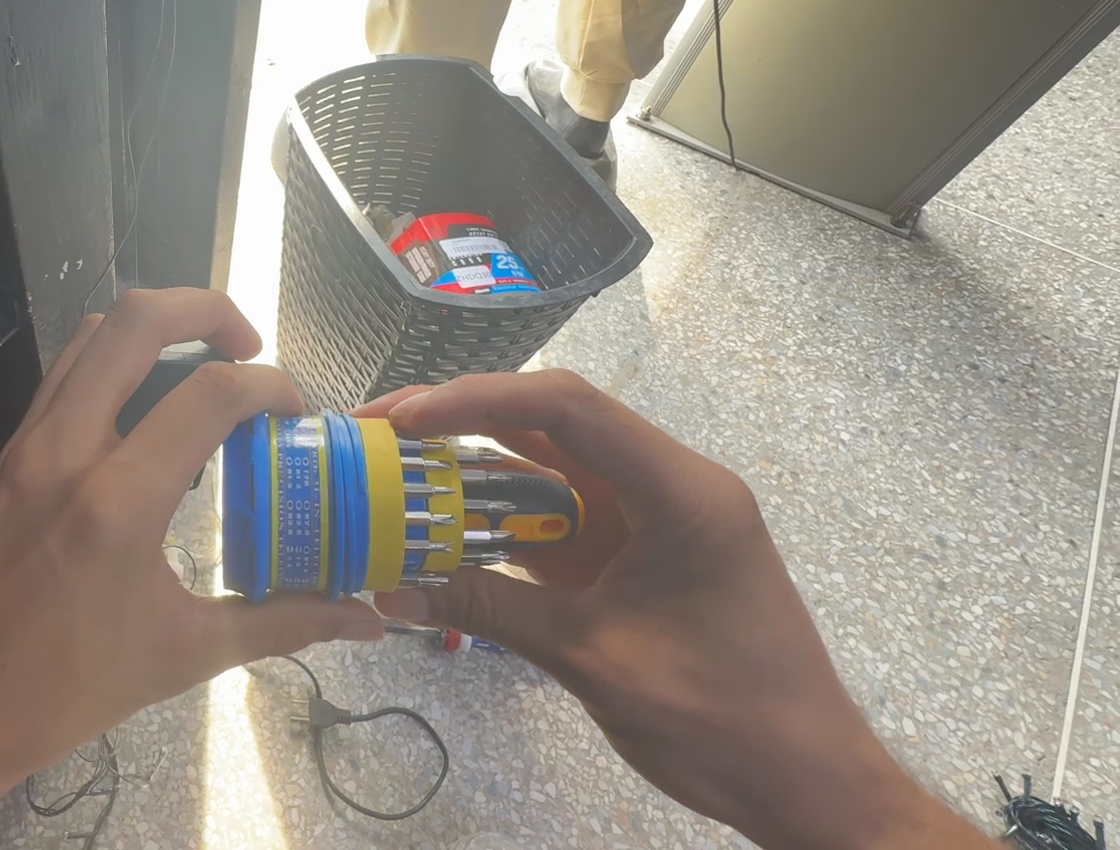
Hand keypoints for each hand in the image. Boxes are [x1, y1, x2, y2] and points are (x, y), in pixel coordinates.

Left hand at [0, 289, 381, 847]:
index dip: (267, 386)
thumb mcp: (181, 655)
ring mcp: (26, 442)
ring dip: (154, 326)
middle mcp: (66, 449)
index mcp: (117, 501)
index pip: (209, 395)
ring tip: (199, 360)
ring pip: (91, 334)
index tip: (290, 411)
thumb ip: (281, 622)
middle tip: (247, 345)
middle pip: (136, 321)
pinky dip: (111, 359)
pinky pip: (63, 373)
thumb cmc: (62, 691)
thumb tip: (360, 619)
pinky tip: (141, 404)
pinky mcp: (6, 452)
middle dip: (207, 309)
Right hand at [358, 371, 991, 849]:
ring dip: (466, 454)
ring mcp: (636, 507)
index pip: (567, 410)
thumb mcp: (594, 660)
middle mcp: (658, 479)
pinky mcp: (616, 538)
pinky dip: (486, 504)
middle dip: (457, 413)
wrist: (806, 786)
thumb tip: (391, 590)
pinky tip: (434, 507)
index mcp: (679, 491)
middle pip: (546, 416)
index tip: (405, 420)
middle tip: (380, 423)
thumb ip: (490, 610)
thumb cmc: (725, 722)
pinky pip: (542, 503)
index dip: (477, 401)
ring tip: (391, 453)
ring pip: (538, 454)